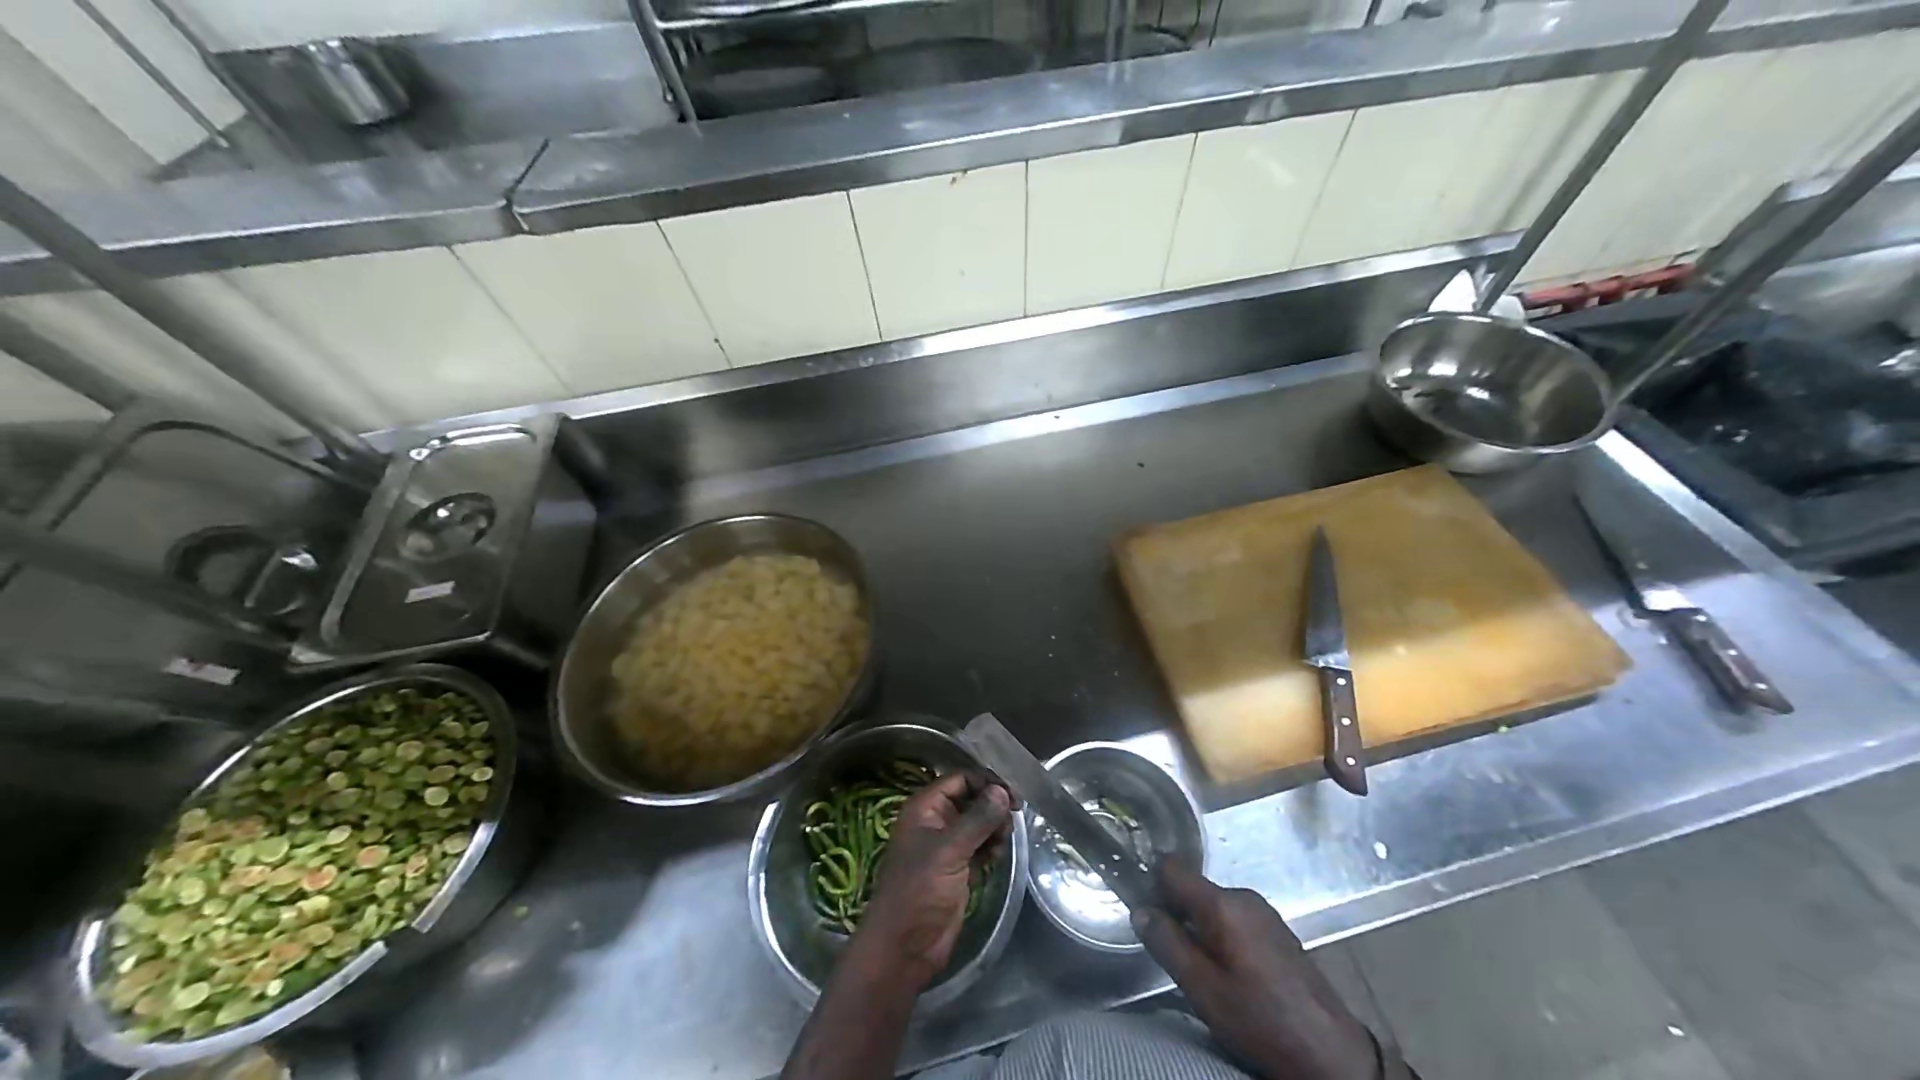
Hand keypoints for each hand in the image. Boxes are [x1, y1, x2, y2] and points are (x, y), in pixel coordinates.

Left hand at [853, 770, 1012, 987]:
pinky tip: (996, 856)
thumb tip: (1002, 791)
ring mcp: (947, 845)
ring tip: (1002, 842)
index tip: (1013, 794)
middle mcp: (936, 821)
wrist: (905, 946)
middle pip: (972, 799)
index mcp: (924, 808)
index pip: (960, 779)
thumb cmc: (919, 890)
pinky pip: (980, 845)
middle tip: (1011, 821)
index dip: (986, 782)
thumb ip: (977, 819)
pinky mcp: (958, 868)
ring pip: (979, 823)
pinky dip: (991, 847)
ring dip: (995, 827)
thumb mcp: (949, 850)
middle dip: (993, 806)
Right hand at [1132, 860, 1381, 1079]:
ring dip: (1198, 927)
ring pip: (1213, 906)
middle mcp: (1243, 896)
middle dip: (1175, 912)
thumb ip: (1167, 943)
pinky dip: (1221, 936)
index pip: (1172, 867)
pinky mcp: (1277, 930)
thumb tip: (1141, 912)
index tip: (1143, 910)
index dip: (1151, 882)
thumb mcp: (1202, 988)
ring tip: (1200, 969)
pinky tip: (1228, 972)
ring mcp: (1263, 912)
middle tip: (1170, 952)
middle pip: (1192, 888)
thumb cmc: (1260, 1018)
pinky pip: (1234, 919)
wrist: (1331, 1053)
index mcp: (1222, 903)